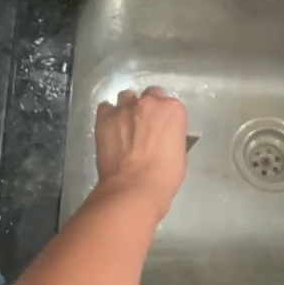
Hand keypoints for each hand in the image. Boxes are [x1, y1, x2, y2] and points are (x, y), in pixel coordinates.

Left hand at [93, 87, 188, 214]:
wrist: (134, 188)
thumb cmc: (165, 176)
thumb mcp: (179, 152)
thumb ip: (171, 135)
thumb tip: (161, 136)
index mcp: (172, 109)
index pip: (169, 104)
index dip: (164, 117)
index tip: (161, 129)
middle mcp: (149, 103)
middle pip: (149, 95)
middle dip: (147, 107)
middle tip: (144, 126)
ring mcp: (125, 108)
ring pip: (126, 97)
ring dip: (127, 107)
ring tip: (125, 124)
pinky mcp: (104, 118)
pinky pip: (105, 108)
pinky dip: (108, 115)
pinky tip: (110, 128)